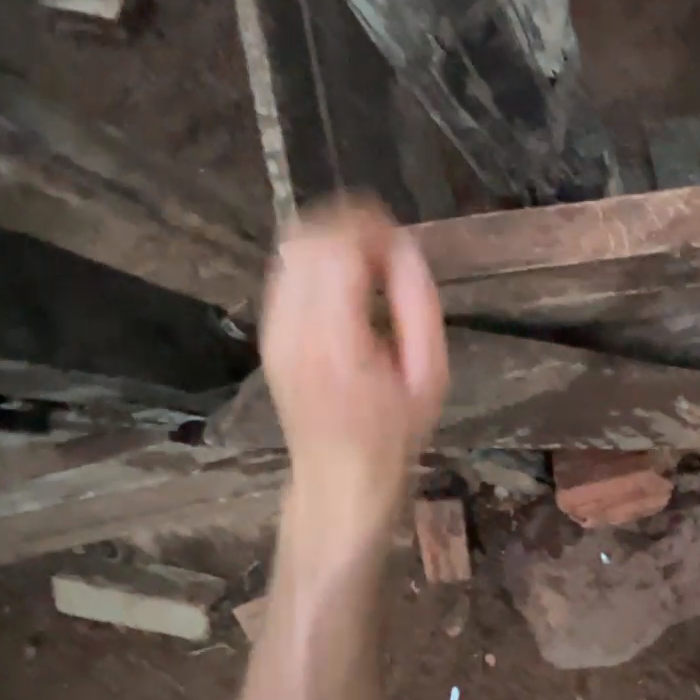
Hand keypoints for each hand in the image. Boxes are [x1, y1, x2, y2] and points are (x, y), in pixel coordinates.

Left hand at [260, 198, 448, 552]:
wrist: (339, 475)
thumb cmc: (395, 431)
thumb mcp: (430, 375)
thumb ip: (420, 307)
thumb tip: (406, 249)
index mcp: (338, 341)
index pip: (337, 251)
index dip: (369, 227)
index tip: (398, 237)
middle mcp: (294, 329)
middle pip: (307, 240)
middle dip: (349, 224)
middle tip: (386, 243)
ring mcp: (274, 331)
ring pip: (291, 249)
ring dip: (330, 238)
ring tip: (368, 256)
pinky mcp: (269, 334)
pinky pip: (286, 273)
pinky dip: (315, 259)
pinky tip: (345, 276)